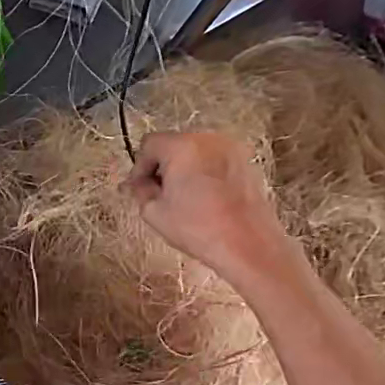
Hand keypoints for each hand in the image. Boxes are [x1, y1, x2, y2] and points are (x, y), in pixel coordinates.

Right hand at [124, 131, 303, 285]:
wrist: (246, 244)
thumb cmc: (196, 227)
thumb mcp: (153, 210)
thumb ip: (141, 189)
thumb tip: (138, 183)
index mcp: (182, 147)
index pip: (149, 144)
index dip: (139, 166)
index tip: (138, 187)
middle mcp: (209, 140)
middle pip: (173, 144)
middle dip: (161, 165)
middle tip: (155, 192)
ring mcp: (232, 149)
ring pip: (193, 151)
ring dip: (181, 168)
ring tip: (178, 196)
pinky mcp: (246, 162)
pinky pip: (213, 160)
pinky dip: (201, 172)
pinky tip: (200, 196)